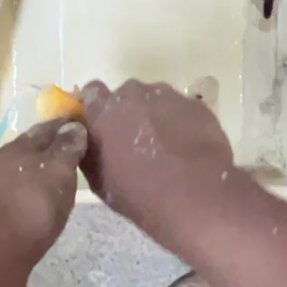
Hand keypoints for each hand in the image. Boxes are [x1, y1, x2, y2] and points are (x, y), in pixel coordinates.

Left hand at [0, 118, 86, 259]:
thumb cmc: (32, 205)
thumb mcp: (58, 171)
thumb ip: (67, 147)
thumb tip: (73, 125)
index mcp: (19, 146)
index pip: (46, 128)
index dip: (64, 126)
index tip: (81, 126)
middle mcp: (2, 161)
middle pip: (30, 148)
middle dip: (49, 147)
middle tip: (72, 151)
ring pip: (21, 170)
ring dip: (37, 170)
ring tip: (57, 178)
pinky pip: (15, 192)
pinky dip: (29, 191)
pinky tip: (37, 201)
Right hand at [78, 80, 236, 237]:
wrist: (198, 194)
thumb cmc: (140, 193)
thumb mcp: (98, 179)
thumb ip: (89, 150)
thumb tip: (88, 138)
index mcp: (103, 110)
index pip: (91, 91)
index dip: (97, 106)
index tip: (102, 123)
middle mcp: (131, 93)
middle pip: (125, 95)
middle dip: (127, 112)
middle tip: (135, 141)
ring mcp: (166, 95)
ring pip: (154, 100)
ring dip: (154, 116)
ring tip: (165, 146)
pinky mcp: (194, 104)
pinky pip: (180, 109)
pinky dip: (180, 122)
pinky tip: (186, 147)